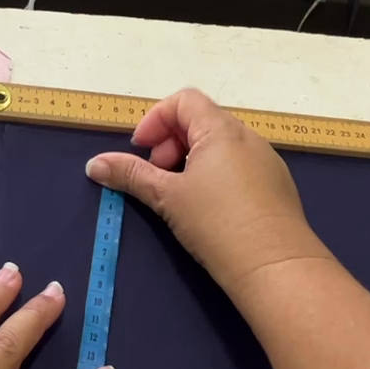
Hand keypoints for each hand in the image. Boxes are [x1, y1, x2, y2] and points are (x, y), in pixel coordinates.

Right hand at [85, 88, 332, 297]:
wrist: (276, 267)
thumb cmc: (217, 223)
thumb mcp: (166, 197)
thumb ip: (130, 175)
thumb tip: (94, 164)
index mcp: (221, 130)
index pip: (184, 100)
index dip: (156, 120)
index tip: (142, 151)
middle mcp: (247, 137)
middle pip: (200, 121)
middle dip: (170, 143)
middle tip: (158, 177)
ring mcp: (265, 161)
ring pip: (218, 145)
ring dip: (189, 161)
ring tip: (179, 195)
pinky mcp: (274, 185)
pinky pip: (237, 165)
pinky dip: (213, 175)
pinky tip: (207, 209)